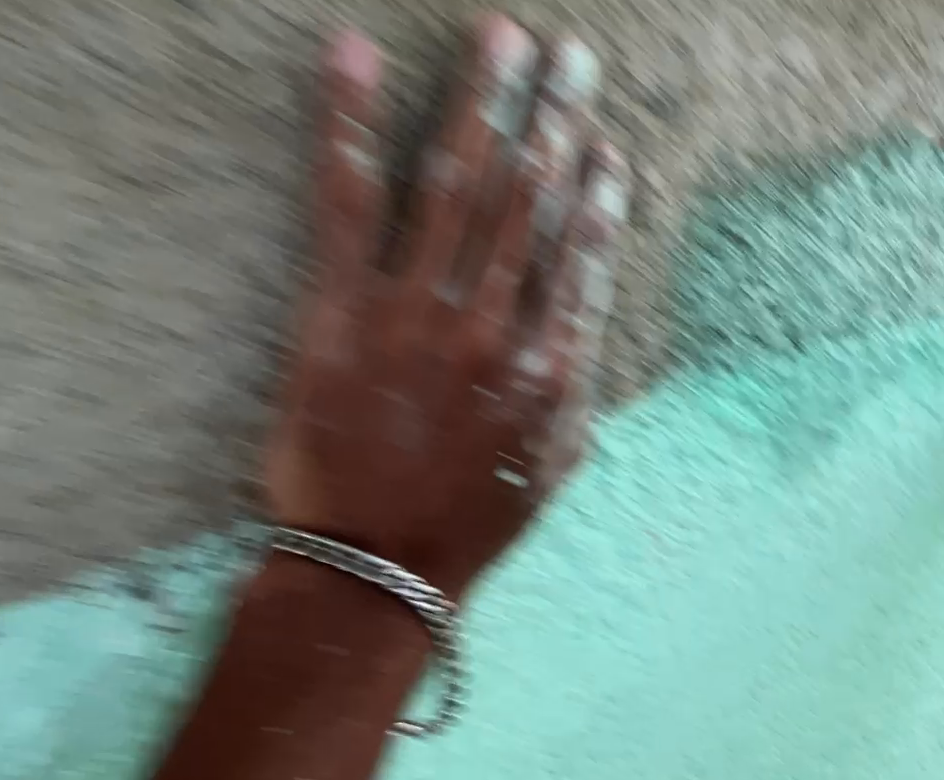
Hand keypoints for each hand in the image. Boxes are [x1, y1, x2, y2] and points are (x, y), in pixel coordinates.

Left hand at [265, 16, 626, 599]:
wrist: (380, 562)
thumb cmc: (478, 518)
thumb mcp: (558, 466)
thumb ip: (580, 392)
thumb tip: (588, 328)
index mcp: (553, 370)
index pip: (583, 259)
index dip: (597, 194)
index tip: (604, 144)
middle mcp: (495, 328)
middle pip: (530, 204)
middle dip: (554, 120)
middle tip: (572, 55)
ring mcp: (417, 316)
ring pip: (457, 187)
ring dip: (482, 104)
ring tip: (504, 39)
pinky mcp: (338, 315)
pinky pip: (345, 206)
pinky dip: (347, 126)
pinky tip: (353, 56)